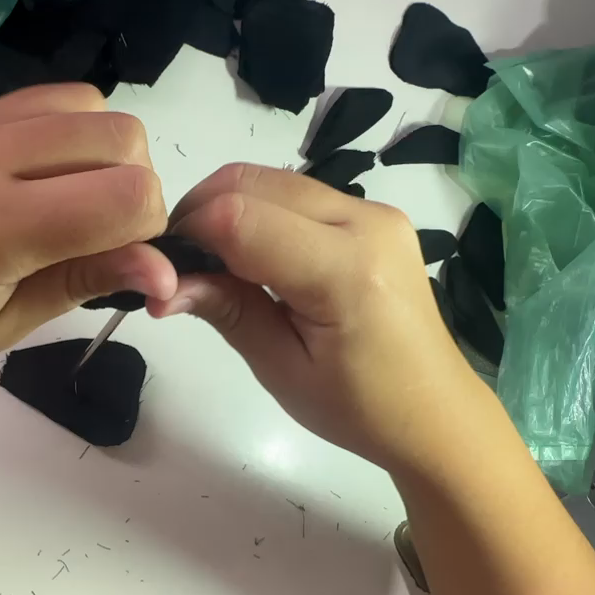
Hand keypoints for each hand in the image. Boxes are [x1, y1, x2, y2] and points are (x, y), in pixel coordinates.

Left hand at [0, 84, 173, 403]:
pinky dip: (58, 135)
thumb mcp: (1, 327)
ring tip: (64, 208)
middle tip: (97, 238)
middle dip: (133, 186)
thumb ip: (83, 281)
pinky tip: (29, 184)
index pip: (127, 195)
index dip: (146, 233)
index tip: (120, 265)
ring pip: (82, 103)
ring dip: (99, 153)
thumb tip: (164, 270)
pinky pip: (32, 101)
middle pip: (118, 132)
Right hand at [150, 164, 483, 471]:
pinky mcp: (373, 216)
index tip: (161, 273)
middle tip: (177, 267)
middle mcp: (365, 221)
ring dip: (226, 211)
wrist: (434, 412)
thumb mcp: (282, 368)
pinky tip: (248, 260)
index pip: (240, 218)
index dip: (188, 236)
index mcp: (346, 270)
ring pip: (272, 181)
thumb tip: (160, 287)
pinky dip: (257, 215)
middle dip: (199, 215)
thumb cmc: (358, 408)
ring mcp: (375, 212)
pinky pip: (297, 196)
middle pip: (252, 183)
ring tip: (209, 266)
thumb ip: (226, 311)